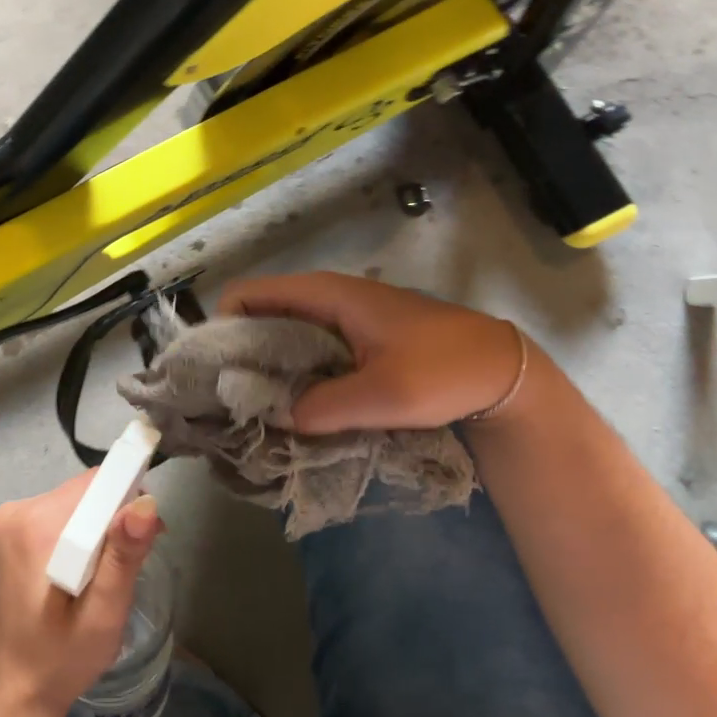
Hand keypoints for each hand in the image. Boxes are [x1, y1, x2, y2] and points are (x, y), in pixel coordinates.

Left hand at [0, 470, 163, 716]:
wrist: (8, 698)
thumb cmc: (59, 660)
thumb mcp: (102, 615)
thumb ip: (122, 556)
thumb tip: (145, 502)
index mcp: (34, 525)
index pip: (94, 483)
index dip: (126, 500)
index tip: (145, 537)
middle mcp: (11, 513)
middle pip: (78, 494)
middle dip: (109, 521)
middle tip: (125, 569)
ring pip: (63, 506)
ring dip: (88, 532)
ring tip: (98, 580)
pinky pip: (44, 521)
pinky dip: (65, 539)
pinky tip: (71, 577)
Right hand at [218, 272, 526, 433]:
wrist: (504, 373)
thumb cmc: (444, 371)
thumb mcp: (383, 395)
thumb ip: (323, 407)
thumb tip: (277, 420)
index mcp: (326, 296)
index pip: (249, 295)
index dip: (221, 327)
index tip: (211, 372)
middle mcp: (327, 299)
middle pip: (261, 316)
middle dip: (239, 353)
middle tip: (226, 400)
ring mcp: (343, 319)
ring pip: (284, 336)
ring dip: (266, 368)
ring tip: (252, 410)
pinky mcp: (357, 341)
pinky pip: (308, 351)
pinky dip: (292, 374)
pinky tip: (292, 408)